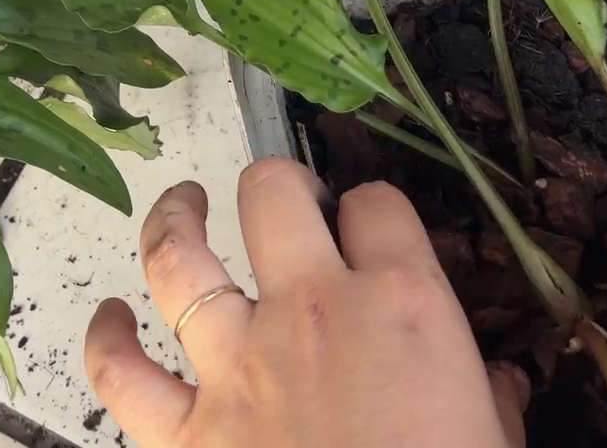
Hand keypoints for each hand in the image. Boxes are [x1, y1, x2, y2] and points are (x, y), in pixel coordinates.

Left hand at [84, 159, 527, 447]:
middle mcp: (311, 311)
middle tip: (288, 207)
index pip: (378, 204)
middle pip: (272, 193)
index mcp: (400, 304)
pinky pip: (123, 377)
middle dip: (280, 186)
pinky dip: (106, 343)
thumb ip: (492, 404)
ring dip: (175, 220)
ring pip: (180, 258)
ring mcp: (239, 366)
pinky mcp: (186, 436)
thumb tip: (500, 385)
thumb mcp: (495, 447)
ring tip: (184, 205)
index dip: (373, 210)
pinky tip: (111, 318)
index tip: (371, 231)